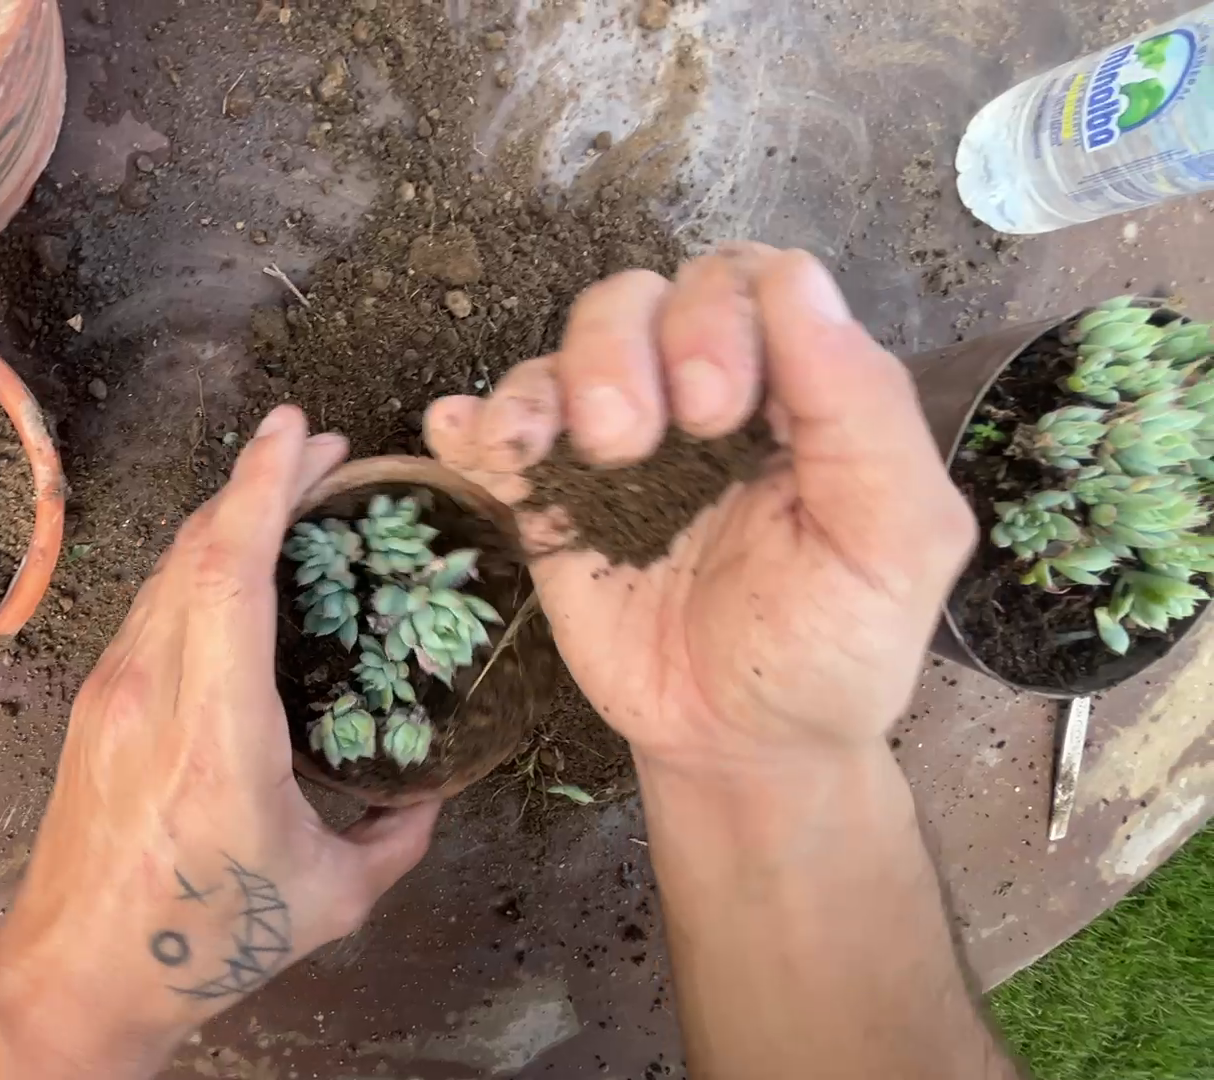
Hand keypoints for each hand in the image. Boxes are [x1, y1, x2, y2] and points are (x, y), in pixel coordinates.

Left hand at [0, 406, 440, 1077]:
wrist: (77, 969)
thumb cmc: (208, 938)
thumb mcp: (328, 896)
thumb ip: (397, 836)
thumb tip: (428, 788)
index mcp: (218, 736)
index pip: (232, 576)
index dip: (263, 489)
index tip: (299, 433)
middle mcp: (154, 689)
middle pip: (199, 548)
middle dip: (258, 479)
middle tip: (316, 445)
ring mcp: (117, 683)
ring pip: (172, 564)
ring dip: (228, 511)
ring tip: (285, 483)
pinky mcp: (102, 691)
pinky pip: (158, 597)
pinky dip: (202, 554)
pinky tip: (238, 552)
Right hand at [423, 248, 976, 772]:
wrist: (727, 739)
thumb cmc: (825, 650)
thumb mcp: (891, 541)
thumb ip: (861, 412)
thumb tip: (794, 282)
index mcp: (782, 394)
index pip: (737, 282)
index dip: (715, 319)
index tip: (717, 415)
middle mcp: (685, 403)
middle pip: (629, 302)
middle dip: (618, 353)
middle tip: (628, 441)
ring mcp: (602, 454)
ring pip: (553, 360)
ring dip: (537, 388)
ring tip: (535, 450)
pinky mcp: (542, 503)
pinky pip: (491, 441)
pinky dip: (465, 426)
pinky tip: (456, 435)